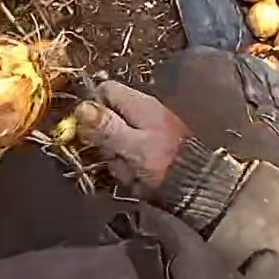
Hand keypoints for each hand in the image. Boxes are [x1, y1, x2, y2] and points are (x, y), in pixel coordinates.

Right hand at [75, 82, 190, 193]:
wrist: (197, 188)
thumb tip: (81, 106)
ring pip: (115, 143)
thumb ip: (106, 127)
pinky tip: (140, 178)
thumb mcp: (132, 145)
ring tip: (134, 170)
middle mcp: (143, 114)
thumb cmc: (165, 163)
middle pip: (107, 120)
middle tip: (116, 154)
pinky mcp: (151, 151)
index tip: (88, 129)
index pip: (105, 90)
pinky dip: (131, 170)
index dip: (92, 107)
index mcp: (139, 104)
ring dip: (119, 161)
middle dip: (106, 142)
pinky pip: (128, 158)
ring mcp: (147, 133)